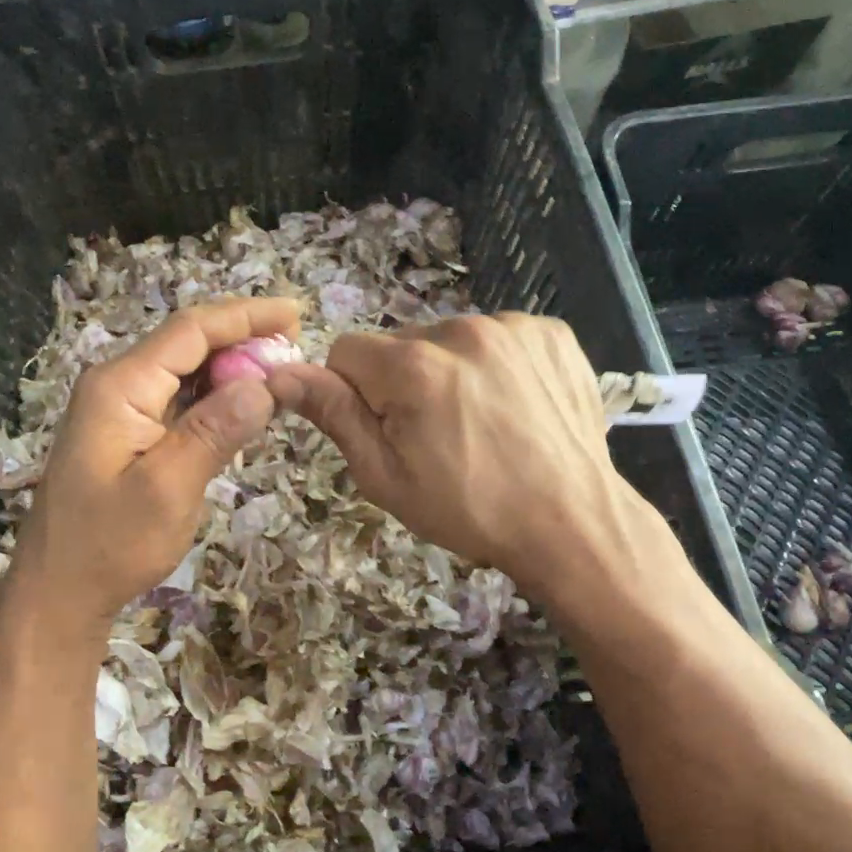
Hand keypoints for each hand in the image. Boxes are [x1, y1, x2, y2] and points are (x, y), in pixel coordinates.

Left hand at [8, 298, 301, 626]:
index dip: (245, 316)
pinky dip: (213, 396)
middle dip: (242, 339)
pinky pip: (176, 398)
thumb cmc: (110, 545)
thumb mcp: (169, 489)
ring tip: (279, 373)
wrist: (57, 592)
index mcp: (121, 386)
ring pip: (184, 370)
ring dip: (230, 367)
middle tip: (295, 350)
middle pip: (187, 343)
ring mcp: (118, 408)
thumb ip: (215, 432)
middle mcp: (117, 385)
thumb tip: (263, 384)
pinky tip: (242, 405)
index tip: (295, 315)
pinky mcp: (125, 432)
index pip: (191, 330)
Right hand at [267, 314, 636, 597]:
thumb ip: (334, 414)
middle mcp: (461, 330)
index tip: (387, 431)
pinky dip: (498, 365)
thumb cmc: (470, 510)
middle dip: (404, 380)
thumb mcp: (386, 476)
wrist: (572, 524)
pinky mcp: (552, 333)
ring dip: (451, 370)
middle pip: (401, 344)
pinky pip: (500, 337)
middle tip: (438, 435)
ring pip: (450, 339)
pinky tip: (515, 407)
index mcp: (412, 366)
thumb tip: (279, 374)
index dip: (355, 394)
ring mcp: (513, 327)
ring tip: (482, 423)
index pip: (346, 352)